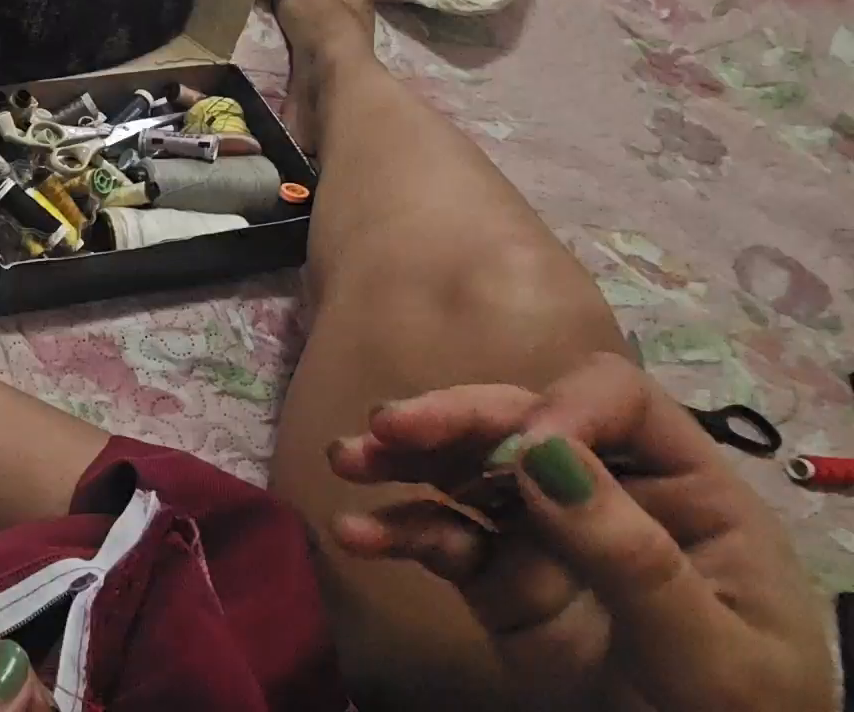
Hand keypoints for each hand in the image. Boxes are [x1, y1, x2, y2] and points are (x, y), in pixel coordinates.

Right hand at [327, 353, 832, 711]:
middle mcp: (598, 491)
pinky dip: (391, 529)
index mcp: (681, 493)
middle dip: (447, 418)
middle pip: (514, 420)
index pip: (614, 402)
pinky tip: (356, 534)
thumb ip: (632, 554)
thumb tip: (540, 452)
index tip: (517, 447)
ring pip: (459, 464)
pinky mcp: (488, 571)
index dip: (562, 405)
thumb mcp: (712, 655)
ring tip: (344, 459)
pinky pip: (434, 534)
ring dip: (398, 456)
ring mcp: (535, 528)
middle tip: (385, 426)